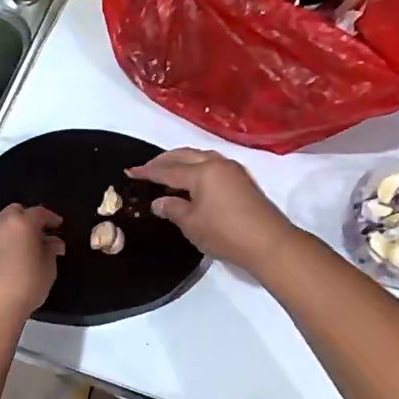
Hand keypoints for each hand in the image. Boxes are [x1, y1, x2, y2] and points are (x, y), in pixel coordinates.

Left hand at [0, 204, 63, 323]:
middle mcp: (0, 222)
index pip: (39, 213)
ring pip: (0, 220)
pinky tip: (9, 251)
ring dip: (11, 225)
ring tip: (22, 240)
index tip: (58, 224)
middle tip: (40, 233)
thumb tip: (53, 242)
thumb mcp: (48, 267)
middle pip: (16, 212)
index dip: (51, 218)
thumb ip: (51, 249)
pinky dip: (1, 236)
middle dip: (29, 219)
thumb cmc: (26, 285)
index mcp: (21, 222)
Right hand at [129, 149, 300, 271]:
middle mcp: (217, 164)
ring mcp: (233, 170)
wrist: (268, 243)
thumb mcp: (191, 224)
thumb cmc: (225, 233)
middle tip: (147, 168)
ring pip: (201, 157)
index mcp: (202, 172)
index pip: (168, 170)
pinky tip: (191, 180)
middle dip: (164, 160)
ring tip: (168, 171)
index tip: (130, 172)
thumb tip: (159, 202)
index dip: (148, 172)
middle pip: (185, 155)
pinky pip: (212, 165)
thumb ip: (172, 209)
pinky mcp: (242, 180)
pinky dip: (196, 168)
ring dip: (182, 161)